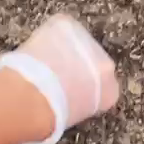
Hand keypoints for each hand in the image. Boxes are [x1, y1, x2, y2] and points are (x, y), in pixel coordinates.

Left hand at [0, 14, 118, 143]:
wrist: (32, 98)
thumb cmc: (48, 116)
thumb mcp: (72, 117)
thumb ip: (80, 103)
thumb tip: (68, 98)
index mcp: (110, 92)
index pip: (104, 86)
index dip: (85, 86)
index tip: (71, 89)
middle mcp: (106, 65)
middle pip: (93, 61)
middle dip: (77, 65)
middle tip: (54, 75)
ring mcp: (88, 42)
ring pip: (77, 43)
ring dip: (64, 49)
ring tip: (42, 63)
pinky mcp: (68, 25)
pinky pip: (60, 27)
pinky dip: (49, 34)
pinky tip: (36, 50)